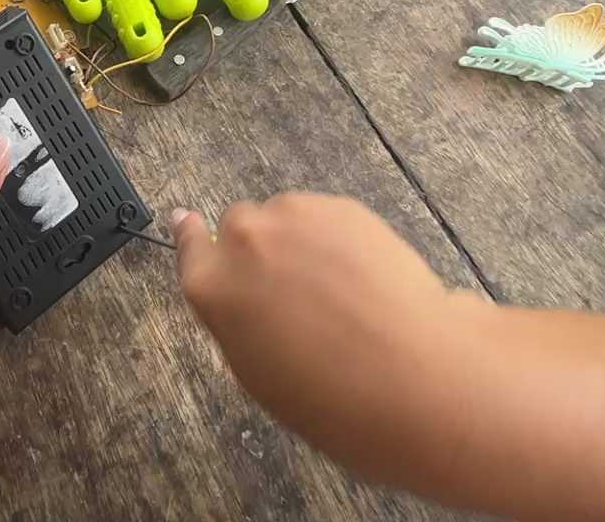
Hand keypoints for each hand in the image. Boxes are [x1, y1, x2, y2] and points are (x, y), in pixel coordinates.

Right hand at [172, 194, 475, 448]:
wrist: (417, 376)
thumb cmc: (334, 399)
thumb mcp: (260, 373)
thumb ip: (235, 318)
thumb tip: (240, 294)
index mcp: (211, 287)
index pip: (187, 244)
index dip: (192, 235)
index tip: (189, 224)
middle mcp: (242, 239)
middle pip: (238, 226)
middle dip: (259, 249)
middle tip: (295, 290)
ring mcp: (290, 214)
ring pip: (285, 218)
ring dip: (300, 241)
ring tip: (341, 291)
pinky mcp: (337, 205)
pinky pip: (325, 217)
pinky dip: (338, 238)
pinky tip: (367, 279)